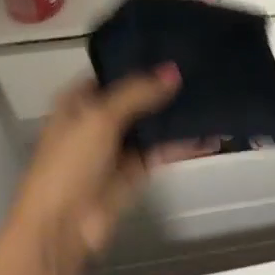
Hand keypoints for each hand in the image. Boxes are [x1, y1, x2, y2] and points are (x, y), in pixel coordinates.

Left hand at [8, 67, 205, 274]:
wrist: (62, 226)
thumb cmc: (70, 163)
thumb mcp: (99, 118)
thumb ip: (138, 93)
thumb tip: (173, 71)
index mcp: (78, 102)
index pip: (112, 73)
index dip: (139, 62)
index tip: (173, 49)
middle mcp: (97, 120)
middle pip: (137, 97)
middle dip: (164, 87)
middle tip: (201, 68)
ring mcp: (117, 146)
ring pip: (152, 123)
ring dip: (176, 114)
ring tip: (211, 93)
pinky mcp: (136, 170)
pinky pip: (163, 149)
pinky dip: (184, 143)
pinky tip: (209, 132)